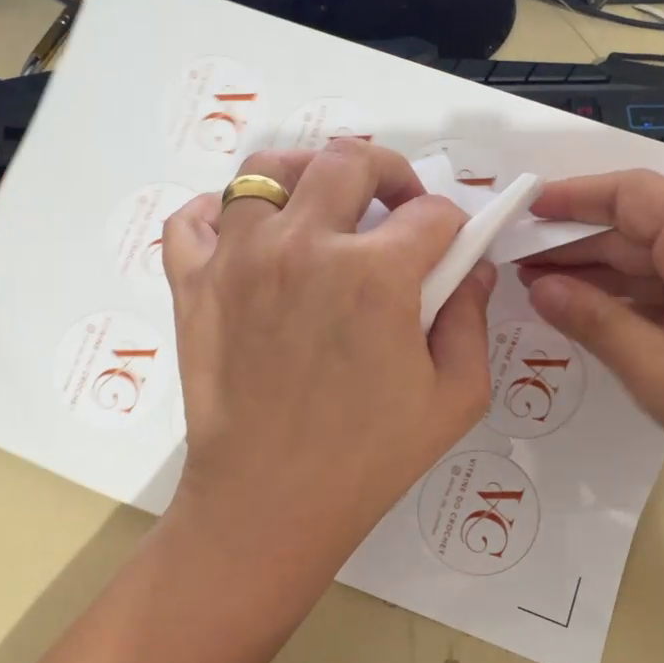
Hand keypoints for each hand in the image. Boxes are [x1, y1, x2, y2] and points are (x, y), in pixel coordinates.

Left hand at [162, 139, 496, 558]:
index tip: (448, 247)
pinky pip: (191, 217)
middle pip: (348, 159)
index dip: (452, 225)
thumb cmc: (368, 459)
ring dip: (304, 175)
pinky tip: (246, 235)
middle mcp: (304, 245)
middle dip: (388, 172)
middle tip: (394, 206)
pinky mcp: (192, 282)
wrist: (267, 503)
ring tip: (320, 207)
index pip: (431, 213)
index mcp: (375, 274)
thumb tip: (472, 269)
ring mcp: (239, 258)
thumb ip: (471, 320)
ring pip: (266, 169)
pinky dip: (217, 213)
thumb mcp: (454, 397)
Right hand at [518, 171, 663, 513]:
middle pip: (643, 225)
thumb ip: (594, 322)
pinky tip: (598, 312)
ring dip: (605, 272)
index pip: (632, 194)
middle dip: (579, 244)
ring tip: (545, 290)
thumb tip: (539, 287)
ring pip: (661, 255)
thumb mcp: (659, 374)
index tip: (524, 209)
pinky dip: (639, 294)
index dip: (573, 197)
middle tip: (518, 266)